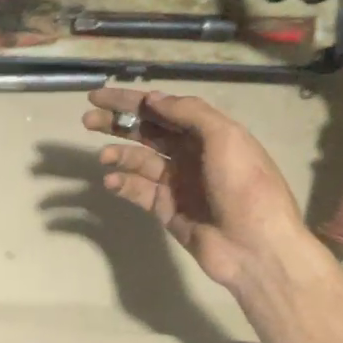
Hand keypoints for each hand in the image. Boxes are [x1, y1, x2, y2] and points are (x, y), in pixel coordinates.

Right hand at [81, 87, 316, 289]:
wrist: (254, 246)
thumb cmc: (244, 187)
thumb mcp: (225, 139)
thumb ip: (189, 113)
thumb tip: (152, 98)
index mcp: (208, 134)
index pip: (163, 109)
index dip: (131, 101)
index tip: (98, 97)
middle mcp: (190, 154)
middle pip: (146, 132)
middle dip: (117, 124)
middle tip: (87, 121)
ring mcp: (176, 182)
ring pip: (138, 160)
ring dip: (119, 155)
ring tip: (103, 157)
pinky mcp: (164, 208)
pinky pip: (137, 190)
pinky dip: (122, 183)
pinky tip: (112, 182)